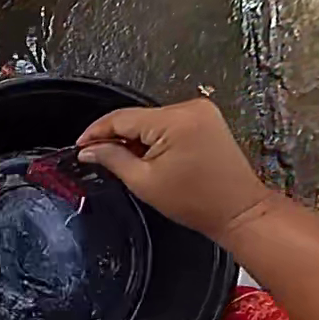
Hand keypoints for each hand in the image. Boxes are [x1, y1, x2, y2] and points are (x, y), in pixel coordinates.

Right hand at [76, 98, 275, 241]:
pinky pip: (166, 123)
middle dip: (114, 136)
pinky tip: (145, 156)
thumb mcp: (142, 181)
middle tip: (95, 156)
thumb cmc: (197, 201)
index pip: (121, 118)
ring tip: (122, 161)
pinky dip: (152, 137)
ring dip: (133, 138)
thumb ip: (111, 158)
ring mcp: (200, 112)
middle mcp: (190, 108)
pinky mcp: (205, 119)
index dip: (96, 132)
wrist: (238, 210)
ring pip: (149, 120)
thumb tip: (88, 150)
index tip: (80, 145)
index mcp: (175, 121)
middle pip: (135, 117)